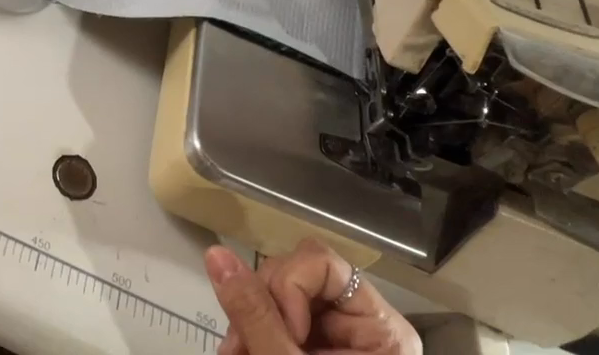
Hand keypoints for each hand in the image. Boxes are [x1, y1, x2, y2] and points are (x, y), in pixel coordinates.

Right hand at [205, 240, 419, 354]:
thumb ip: (256, 315)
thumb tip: (215, 253)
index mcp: (383, 329)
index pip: (321, 263)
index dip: (287, 288)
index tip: (283, 335)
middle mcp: (364, 323)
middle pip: (295, 276)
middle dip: (259, 307)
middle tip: (237, 347)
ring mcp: (340, 338)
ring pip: (279, 296)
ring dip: (248, 321)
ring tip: (233, 353)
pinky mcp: (316, 348)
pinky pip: (277, 318)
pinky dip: (253, 332)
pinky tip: (241, 350)